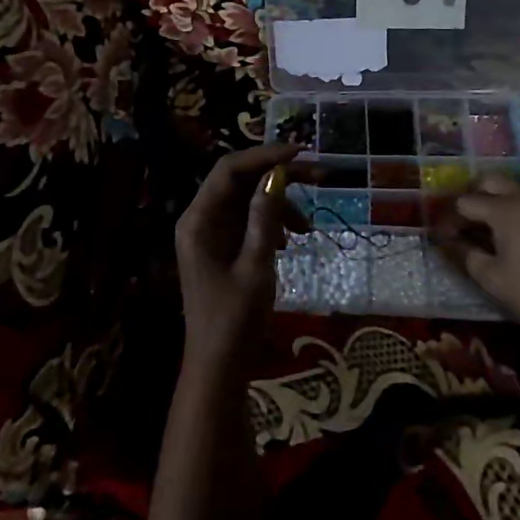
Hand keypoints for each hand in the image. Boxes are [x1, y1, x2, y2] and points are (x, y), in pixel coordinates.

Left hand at [175, 144, 304, 369]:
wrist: (218, 367)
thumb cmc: (234, 321)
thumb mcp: (256, 267)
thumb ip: (264, 219)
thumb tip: (277, 176)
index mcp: (198, 219)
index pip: (229, 170)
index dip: (265, 156)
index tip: (302, 153)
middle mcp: (200, 219)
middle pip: (239, 181)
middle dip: (278, 176)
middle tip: (321, 177)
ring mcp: (210, 234)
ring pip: (247, 200)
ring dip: (279, 204)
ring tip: (308, 228)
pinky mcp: (222, 248)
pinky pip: (248, 221)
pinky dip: (271, 223)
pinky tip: (291, 242)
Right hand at [433, 175, 519, 354]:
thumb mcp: (490, 276)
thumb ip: (464, 252)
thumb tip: (449, 241)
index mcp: (506, 209)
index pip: (466, 202)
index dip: (451, 219)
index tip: (444, 238)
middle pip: (492, 183)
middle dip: (474, 199)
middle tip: (464, 226)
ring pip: (515, 192)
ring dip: (496, 205)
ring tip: (486, 234)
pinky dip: (517, 214)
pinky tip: (513, 241)